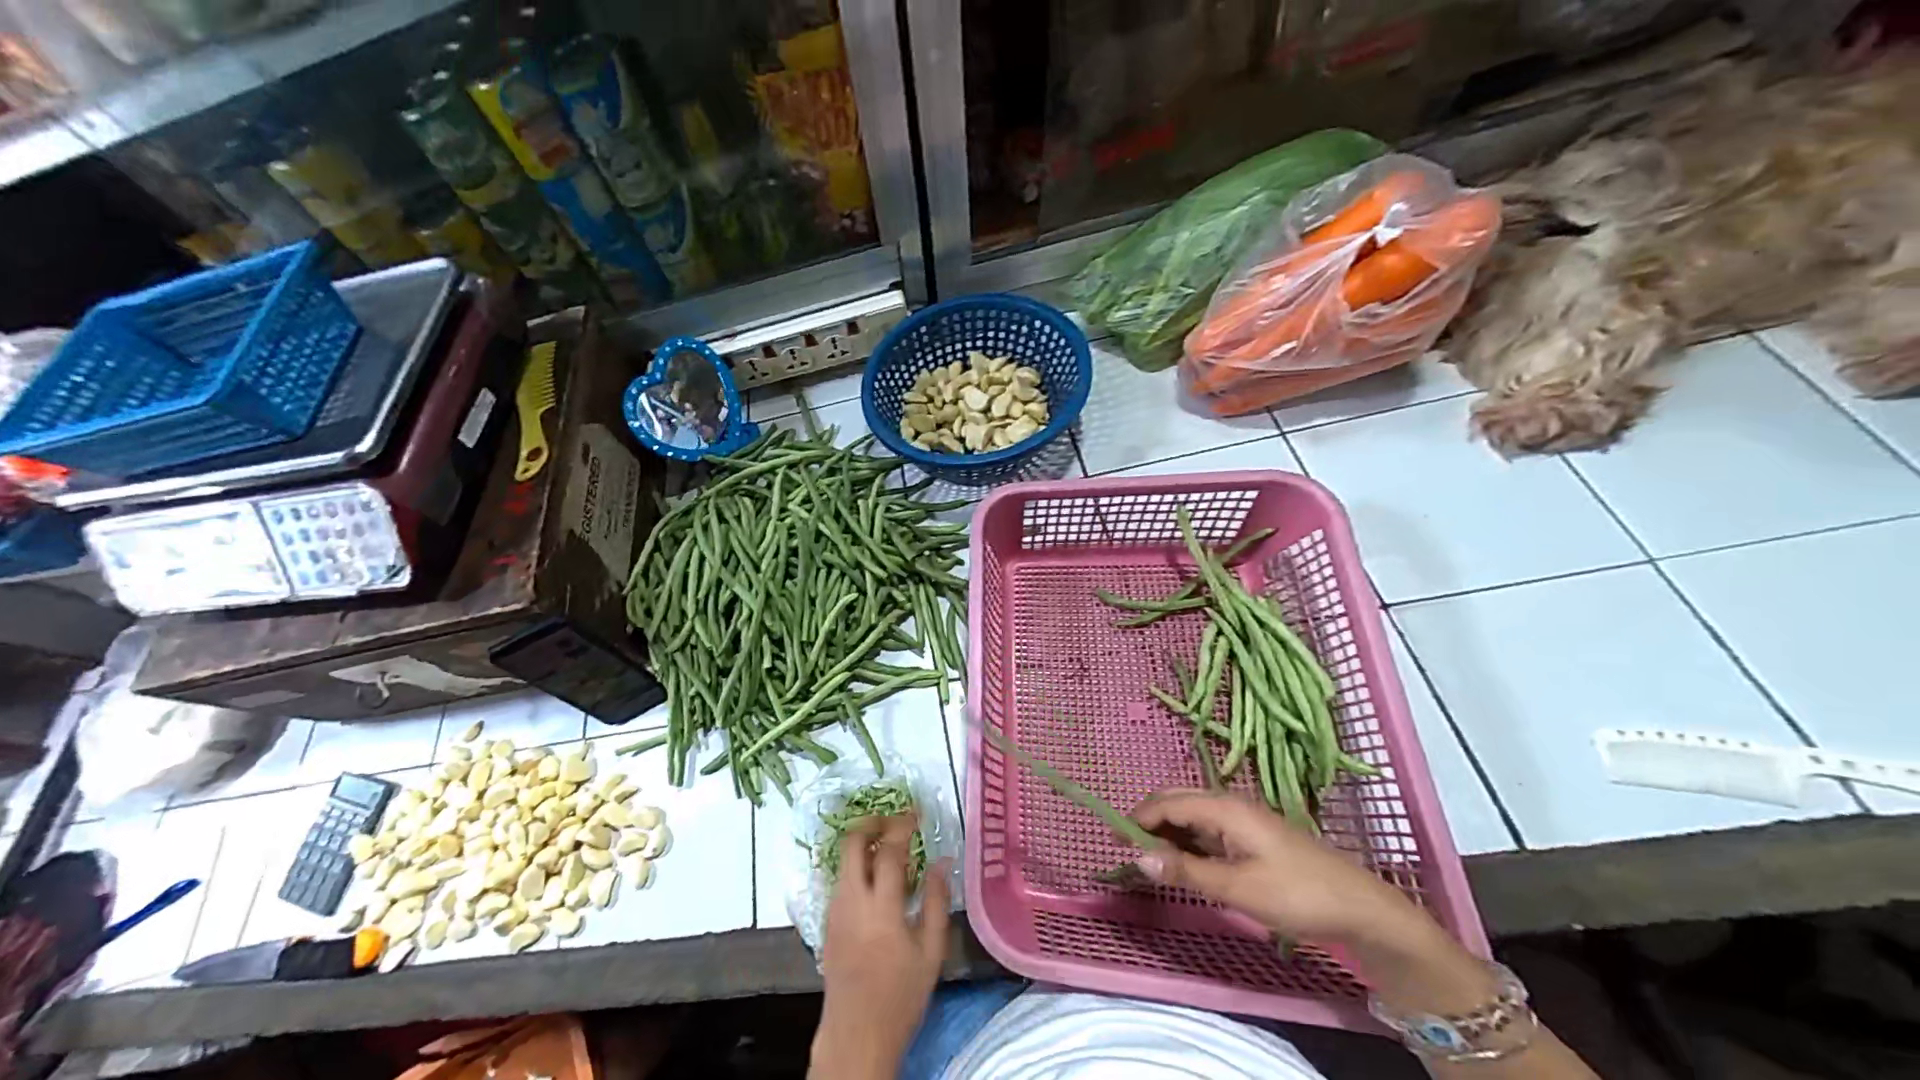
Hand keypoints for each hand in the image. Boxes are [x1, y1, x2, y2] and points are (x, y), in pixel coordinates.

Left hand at [810, 813, 952, 1079]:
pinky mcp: (827, 921)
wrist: (856, 1033)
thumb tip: (942, 861)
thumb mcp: (931, 951)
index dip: (902, 825)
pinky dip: (857, 864)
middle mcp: (852, 900)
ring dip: (864, 843)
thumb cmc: (900, 996)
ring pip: (844, 860)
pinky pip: (841, 878)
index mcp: (881, 907)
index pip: (889, 850)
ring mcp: (834, 909)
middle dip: (872, 823)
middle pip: (853, 843)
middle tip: (895, 820)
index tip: (916, 812)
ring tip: (890, 846)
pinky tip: (876, 876)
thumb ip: (937, 901)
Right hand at [1133, 789, 1413, 942]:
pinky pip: (1208, 829)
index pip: (1168, 803)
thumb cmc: (1298, 894)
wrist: (1361, 908)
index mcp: (1225, 808)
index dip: (1138, 819)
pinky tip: (1182, 861)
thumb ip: (1187, 871)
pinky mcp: (1252, 837)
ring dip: (1167, 831)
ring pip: (1192, 814)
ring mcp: (1243, 820)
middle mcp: (1230, 804)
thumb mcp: (1238, 888)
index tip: (1113, 840)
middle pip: (1178, 800)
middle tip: (1126, 848)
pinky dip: (1187, 840)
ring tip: (1148, 857)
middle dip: (1149, 819)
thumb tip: (1138, 858)